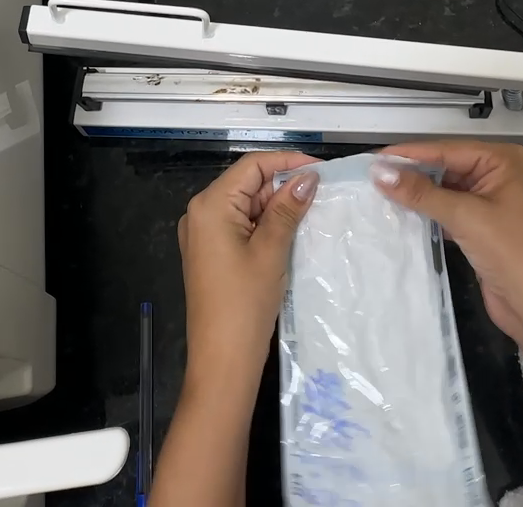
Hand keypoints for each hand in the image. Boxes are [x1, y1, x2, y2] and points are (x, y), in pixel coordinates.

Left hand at [177, 152, 318, 383]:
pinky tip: (290, 230)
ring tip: (312, 210)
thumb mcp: (271, 250)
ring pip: (246, 204)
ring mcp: (203, 233)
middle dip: (283, 185)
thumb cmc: (245, 303)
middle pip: (247, 183)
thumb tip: (308, 177)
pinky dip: (264, 223)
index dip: (287, 162)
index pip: (251, 166)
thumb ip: (288, 208)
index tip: (321, 170)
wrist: (222, 360)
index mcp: (210, 205)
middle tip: (322, 193)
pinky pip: (240, 224)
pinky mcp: (210, 251)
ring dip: (276, 205)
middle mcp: (200, 212)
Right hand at [372, 141, 522, 349]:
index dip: (409, 154)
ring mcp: (490, 200)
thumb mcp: (464, 217)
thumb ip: (420, 192)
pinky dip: (426, 209)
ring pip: (443, 187)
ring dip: (416, 192)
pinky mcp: (481, 224)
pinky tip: (400, 210)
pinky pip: (447, 207)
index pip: (447, 149)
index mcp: (503, 160)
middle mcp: (498, 173)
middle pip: (444, 165)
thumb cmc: (512, 254)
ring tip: (379, 190)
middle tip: (371, 175)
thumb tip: (378, 172)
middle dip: (411, 172)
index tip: (372, 158)